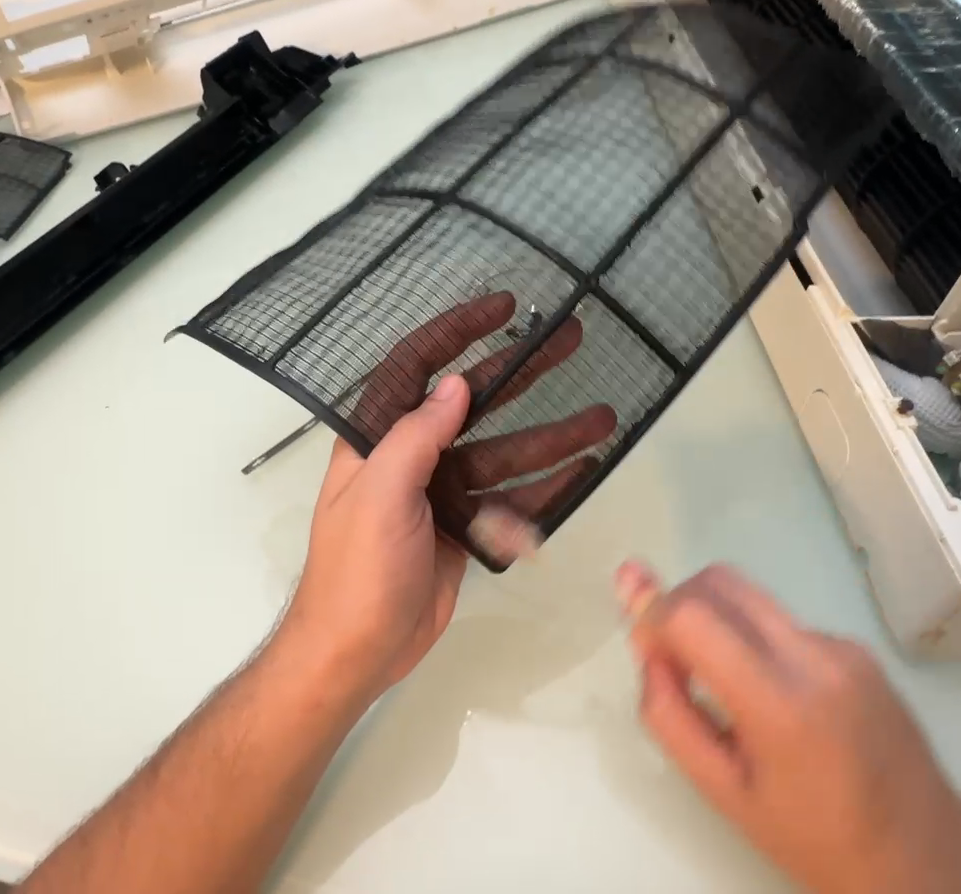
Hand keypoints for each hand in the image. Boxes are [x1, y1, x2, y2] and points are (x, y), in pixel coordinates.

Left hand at [280, 293, 614, 697]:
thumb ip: (416, 437)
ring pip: (503, 451)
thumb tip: (455, 384)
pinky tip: (582, 471)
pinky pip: (509, 497)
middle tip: (571, 340)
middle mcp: (412, 454)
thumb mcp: (379, 495)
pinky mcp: (463, 527)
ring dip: (551, 436)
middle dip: (522, 373)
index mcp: (379, 436)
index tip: (503, 308)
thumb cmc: (356, 569)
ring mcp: (441, 492)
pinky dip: (544, 488)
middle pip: (474, 401)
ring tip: (605, 419)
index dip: (456, 330)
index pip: (417, 366)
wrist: (355, 652)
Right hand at [617, 562, 960, 893]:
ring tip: (721, 683)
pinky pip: (782, 621)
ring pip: (749, 597)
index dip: (649, 609)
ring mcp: (843, 647)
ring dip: (715, 620)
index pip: (693, 617)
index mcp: (780, 706)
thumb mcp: (722, 793)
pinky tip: (771, 693)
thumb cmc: (815, 838)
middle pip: (719, 582)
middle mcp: (815, 658)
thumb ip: (670, 715)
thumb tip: (648, 650)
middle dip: (677, 601)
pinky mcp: (858, 647)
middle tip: (666, 652)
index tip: (633, 631)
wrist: (930, 857)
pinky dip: (754, 640)